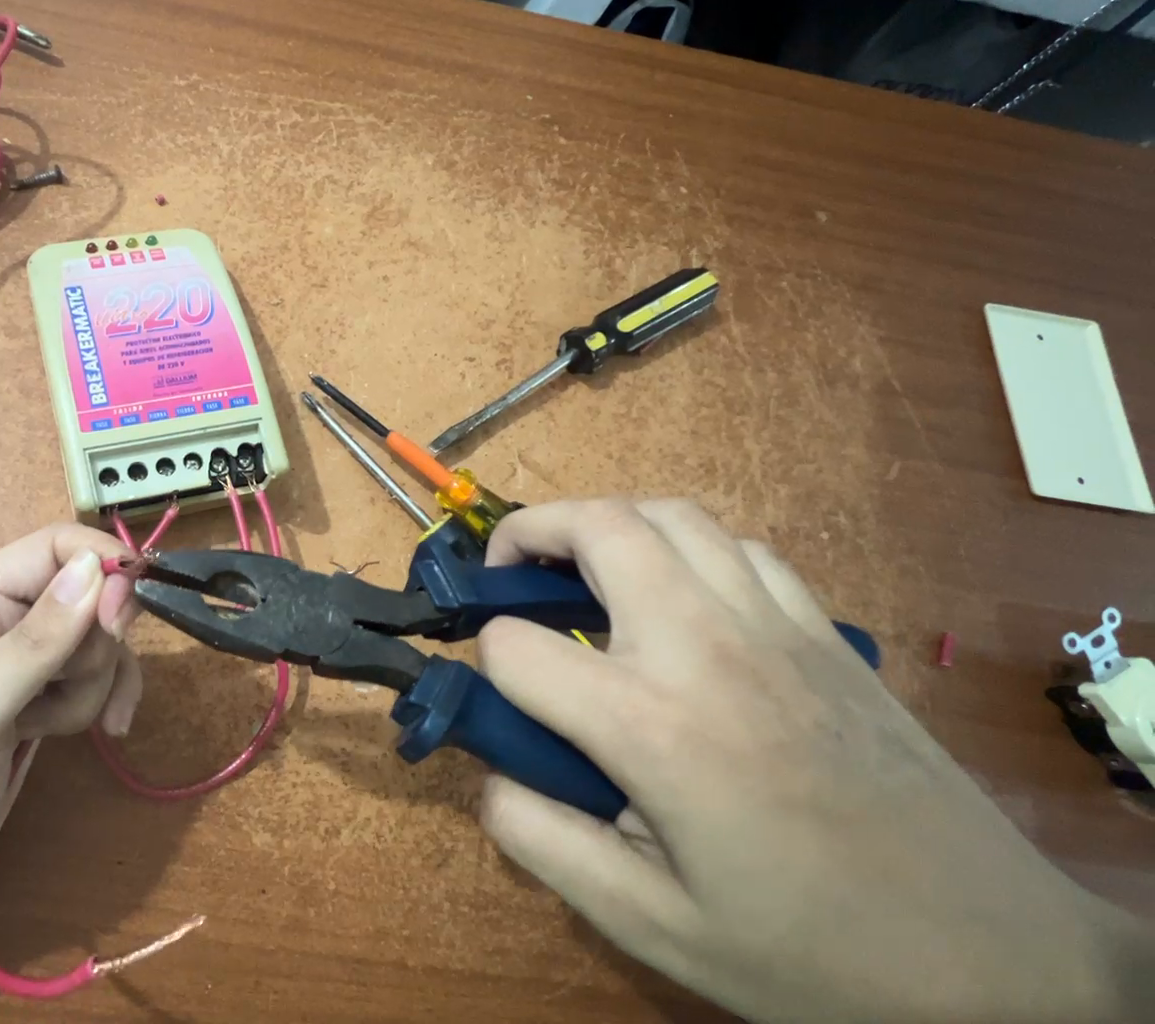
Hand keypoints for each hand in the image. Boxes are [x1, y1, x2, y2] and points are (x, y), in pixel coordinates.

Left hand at [0, 523, 143, 903]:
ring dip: (92, 687)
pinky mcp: (43, 692)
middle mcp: (1, 617)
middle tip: (64, 697)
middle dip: (94, 648)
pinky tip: (108, 731)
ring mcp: (24, 657)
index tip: (125, 619)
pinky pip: (98, 676)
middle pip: (89, 594)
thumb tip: (95, 569)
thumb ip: (32, 644)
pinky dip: (105, 700)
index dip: (101, 567)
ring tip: (47, 730)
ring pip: (99, 641)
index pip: (53, 546)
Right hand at [474, 498, 1153, 1023]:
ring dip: (605, 525)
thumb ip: (539, 839)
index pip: (516, 649)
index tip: (495, 698)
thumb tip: (489, 774)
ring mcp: (773, 627)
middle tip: (505, 575)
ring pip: (670, 516)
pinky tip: (674, 597)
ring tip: (579, 570)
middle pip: (597, 527)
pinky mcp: (822, 630)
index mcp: (649, 725)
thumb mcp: (648, 923)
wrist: (992, 960)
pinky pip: (737, 548)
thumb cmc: (804, 948)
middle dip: (527, 533)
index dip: (485, 665)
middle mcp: (705, 647)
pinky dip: (682, 548)